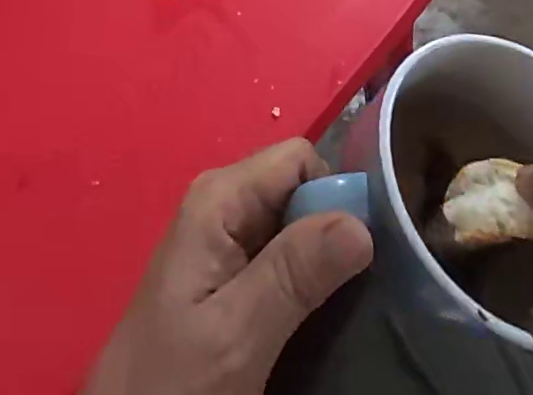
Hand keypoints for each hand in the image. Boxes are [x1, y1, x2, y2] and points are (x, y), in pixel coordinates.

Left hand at [82, 139, 372, 394]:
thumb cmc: (172, 384)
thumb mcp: (235, 335)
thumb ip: (294, 274)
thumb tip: (360, 222)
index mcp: (219, 197)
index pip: (300, 159)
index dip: (331, 198)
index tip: (348, 258)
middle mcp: (223, 201)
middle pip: (299, 186)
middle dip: (327, 230)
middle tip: (338, 292)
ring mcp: (225, 234)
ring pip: (295, 221)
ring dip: (317, 260)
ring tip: (326, 308)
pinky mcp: (229, 267)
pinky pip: (283, 250)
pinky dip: (302, 276)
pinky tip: (304, 314)